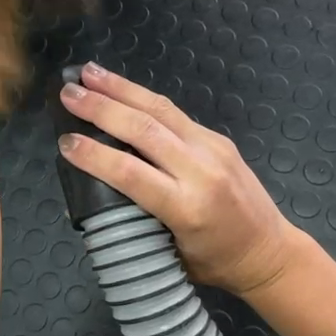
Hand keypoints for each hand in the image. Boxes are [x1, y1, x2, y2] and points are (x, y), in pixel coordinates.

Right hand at [57, 64, 312, 296]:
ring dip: (121, 88)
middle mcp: (201, 172)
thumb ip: (133, 224)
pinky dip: (142, 97)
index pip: (131, 174)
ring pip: (161, 110)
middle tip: (67, 93)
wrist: (270, 251)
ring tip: (88, 73)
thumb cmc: (215, 263)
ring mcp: (213, 149)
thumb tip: (87, 201)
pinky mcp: (218, 138)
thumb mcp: (169, 254)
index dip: (95, 156)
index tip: (64, 143)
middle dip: (102, 108)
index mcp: (187, 208)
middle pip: (144, 130)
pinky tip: (120, 88)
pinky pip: (174, 113)